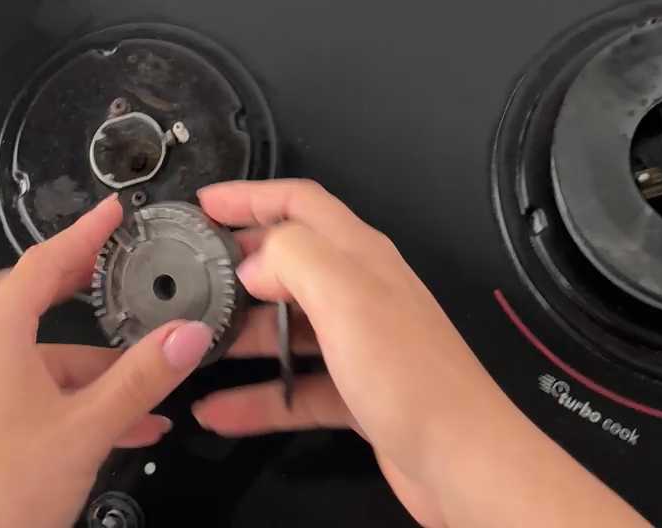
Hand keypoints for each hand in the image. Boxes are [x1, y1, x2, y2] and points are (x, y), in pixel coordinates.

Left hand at [0, 195, 215, 527]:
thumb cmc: (1, 496)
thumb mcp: (85, 429)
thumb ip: (141, 379)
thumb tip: (186, 336)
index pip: (41, 263)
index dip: (80, 233)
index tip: (110, 212)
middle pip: (36, 297)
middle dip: (82, 282)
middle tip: (116, 262)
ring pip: (44, 355)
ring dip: (95, 362)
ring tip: (146, 372)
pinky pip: (37, 391)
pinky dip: (79, 396)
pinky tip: (127, 423)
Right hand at [192, 179, 650, 527]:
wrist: (466, 466)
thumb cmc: (414, 379)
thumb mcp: (346, 296)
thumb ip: (293, 258)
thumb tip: (254, 260)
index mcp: (358, 254)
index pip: (297, 201)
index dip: (249, 195)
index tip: (207, 204)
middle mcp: (358, 289)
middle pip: (287, 259)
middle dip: (238, 262)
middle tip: (196, 272)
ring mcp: (357, 340)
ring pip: (286, 324)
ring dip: (242, 331)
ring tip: (200, 341)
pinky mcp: (356, 389)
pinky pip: (295, 383)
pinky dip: (259, 394)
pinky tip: (223, 409)